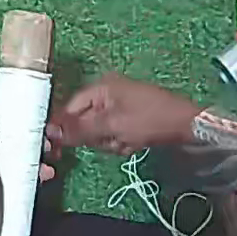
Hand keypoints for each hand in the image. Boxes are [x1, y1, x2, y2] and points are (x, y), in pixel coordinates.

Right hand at [53, 74, 203, 154]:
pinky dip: (122, 143)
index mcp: (100, 88)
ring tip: (128, 142)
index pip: (69, 109)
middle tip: (114, 141)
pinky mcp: (129, 119)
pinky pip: (114, 136)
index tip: (59, 148)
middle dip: (97, 138)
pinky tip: (135, 143)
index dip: (65, 128)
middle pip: (83, 124)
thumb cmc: (149, 120)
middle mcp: (106, 94)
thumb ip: (79, 129)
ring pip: (99, 134)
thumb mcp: (112, 125)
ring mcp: (118, 107)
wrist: (186, 126)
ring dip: (111, 143)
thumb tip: (50, 132)